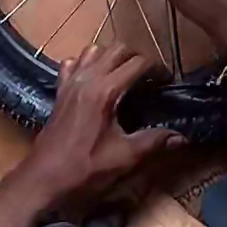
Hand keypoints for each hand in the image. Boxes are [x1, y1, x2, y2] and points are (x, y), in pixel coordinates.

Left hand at [7, 44, 185, 213]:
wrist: (44, 177)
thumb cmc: (84, 168)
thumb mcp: (123, 156)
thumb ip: (153, 142)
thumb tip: (181, 138)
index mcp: (104, 91)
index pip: (137, 64)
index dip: (157, 69)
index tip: (167, 82)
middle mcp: (86, 79)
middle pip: (116, 49)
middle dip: (137, 58)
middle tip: (150, 77)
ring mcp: (70, 82)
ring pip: (93, 51)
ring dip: (111, 57)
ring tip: (125, 75)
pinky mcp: (60, 91)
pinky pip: (72, 64)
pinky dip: (86, 64)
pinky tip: (94, 80)